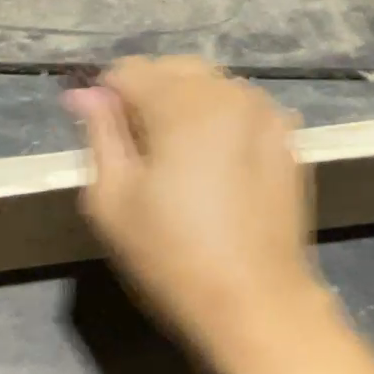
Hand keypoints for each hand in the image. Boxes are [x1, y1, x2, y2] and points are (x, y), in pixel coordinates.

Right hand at [65, 56, 327, 356]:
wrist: (255, 302)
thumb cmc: (171, 258)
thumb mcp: (112, 202)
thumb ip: (98, 135)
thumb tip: (85, 93)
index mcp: (182, 103)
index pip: (128, 71)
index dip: (106, 101)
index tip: (105, 144)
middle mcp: (230, 92)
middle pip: (174, 71)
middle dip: (149, 99)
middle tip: (140, 159)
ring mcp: (267, 114)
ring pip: (211, 89)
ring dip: (187, 111)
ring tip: (179, 168)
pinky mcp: (288, 141)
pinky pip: (243, 114)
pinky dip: (222, 128)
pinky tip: (216, 173)